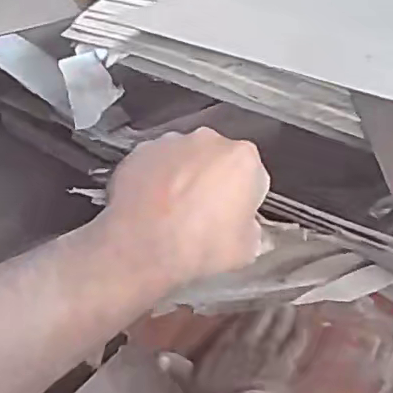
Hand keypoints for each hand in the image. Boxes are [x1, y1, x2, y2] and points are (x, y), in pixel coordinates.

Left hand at [95, 128, 268, 290]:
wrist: (142, 249)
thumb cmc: (194, 246)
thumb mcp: (244, 250)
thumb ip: (251, 231)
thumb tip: (244, 230)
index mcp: (242, 159)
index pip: (253, 177)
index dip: (244, 200)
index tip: (234, 217)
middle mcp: (206, 142)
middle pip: (216, 160)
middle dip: (212, 182)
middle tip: (202, 215)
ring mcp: (169, 144)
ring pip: (183, 159)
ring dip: (181, 179)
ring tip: (172, 214)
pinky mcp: (139, 153)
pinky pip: (153, 165)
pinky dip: (153, 180)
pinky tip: (150, 207)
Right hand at [162, 305, 309, 392]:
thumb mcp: (190, 387)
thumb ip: (177, 368)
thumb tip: (158, 355)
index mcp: (224, 345)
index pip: (237, 321)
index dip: (247, 308)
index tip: (253, 294)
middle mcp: (247, 342)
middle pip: (261, 317)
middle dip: (269, 304)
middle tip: (278, 290)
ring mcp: (270, 351)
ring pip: (280, 324)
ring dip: (287, 312)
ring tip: (291, 300)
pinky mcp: (287, 364)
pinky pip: (297, 341)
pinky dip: (302, 328)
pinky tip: (307, 319)